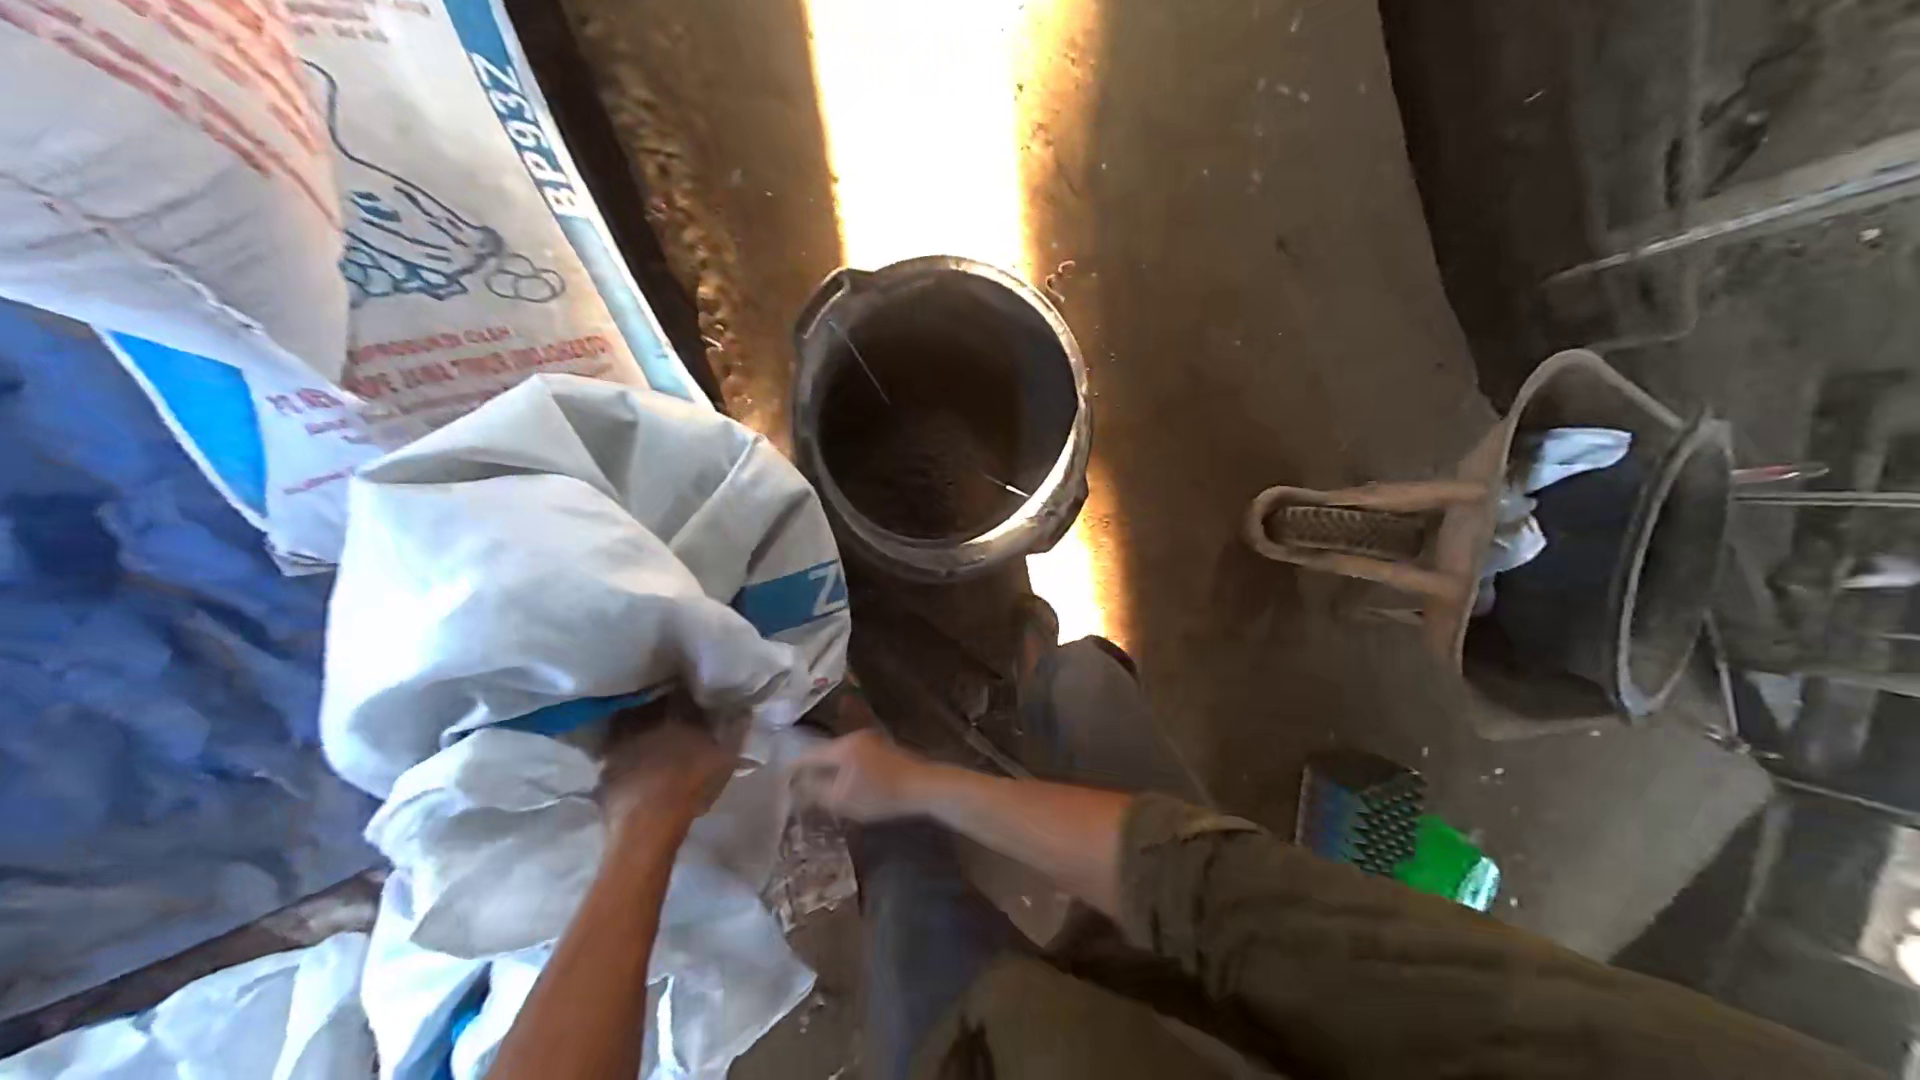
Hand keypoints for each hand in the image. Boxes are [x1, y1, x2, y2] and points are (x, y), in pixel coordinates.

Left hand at [599, 694, 745, 830]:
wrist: (648, 823)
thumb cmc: (692, 787)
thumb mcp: (725, 760)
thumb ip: (735, 732)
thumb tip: (744, 709)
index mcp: (678, 717)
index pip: (682, 693)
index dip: (686, 691)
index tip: (692, 691)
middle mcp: (647, 722)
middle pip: (651, 703)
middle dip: (658, 704)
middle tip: (667, 710)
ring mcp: (622, 743)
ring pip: (627, 722)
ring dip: (635, 722)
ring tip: (645, 731)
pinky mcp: (605, 765)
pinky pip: (612, 749)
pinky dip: (619, 749)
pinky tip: (627, 757)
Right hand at [793, 730, 939, 821]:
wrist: (923, 787)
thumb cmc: (882, 795)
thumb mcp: (843, 800)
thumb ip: (816, 793)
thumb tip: (796, 787)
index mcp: (842, 747)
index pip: (808, 754)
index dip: (793, 768)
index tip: (780, 779)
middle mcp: (854, 737)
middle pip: (824, 752)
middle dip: (810, 769)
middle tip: (796, 786)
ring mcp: (869, 740)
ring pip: (839, 754)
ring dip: (828, 769)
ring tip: (817, 787)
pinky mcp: (880, 748)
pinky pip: (852, 756)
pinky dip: (843, 768)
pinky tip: (842, 782)